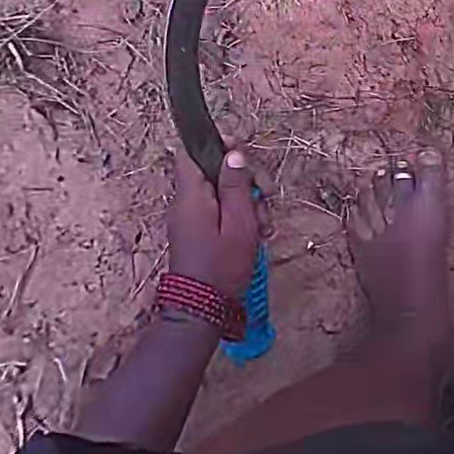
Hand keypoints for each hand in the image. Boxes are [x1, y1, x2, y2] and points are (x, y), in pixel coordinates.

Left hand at [168, 146, 266, 296]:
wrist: (203, 308)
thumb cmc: (222, 264)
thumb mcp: (238, 221)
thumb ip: (236, 184)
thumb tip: (233, 153)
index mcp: (191, 194)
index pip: (191, 152)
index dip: (217, 144)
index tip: (242, 152)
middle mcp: (187, 202)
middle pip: (215, 171)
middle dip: (245, 179)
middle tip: (266, 195)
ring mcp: (192, 217)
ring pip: (223, 192)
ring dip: (248, 201)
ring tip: (263, 225)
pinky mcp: (200, 231)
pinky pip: (221, 211)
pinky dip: (241, 217)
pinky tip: (258, 233)